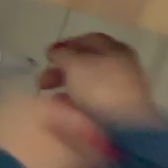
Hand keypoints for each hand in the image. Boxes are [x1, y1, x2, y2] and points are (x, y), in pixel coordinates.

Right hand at [39, 34, 158, 125]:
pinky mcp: (115, 111)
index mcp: (115, 49)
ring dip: (65, 86)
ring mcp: (120, 90)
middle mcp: (121, 67)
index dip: (66, 44)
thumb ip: (62, 54)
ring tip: (48, 95)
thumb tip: (55, 51)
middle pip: (87, 63)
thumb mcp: (76, 64)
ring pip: (87, 83)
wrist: (125, 127)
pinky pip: (90, 101)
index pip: (89, 39)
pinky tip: (60, 107)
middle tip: (42, 79)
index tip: (46, 54)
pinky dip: (73, 102)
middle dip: (61, 69)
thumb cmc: (100, 88)